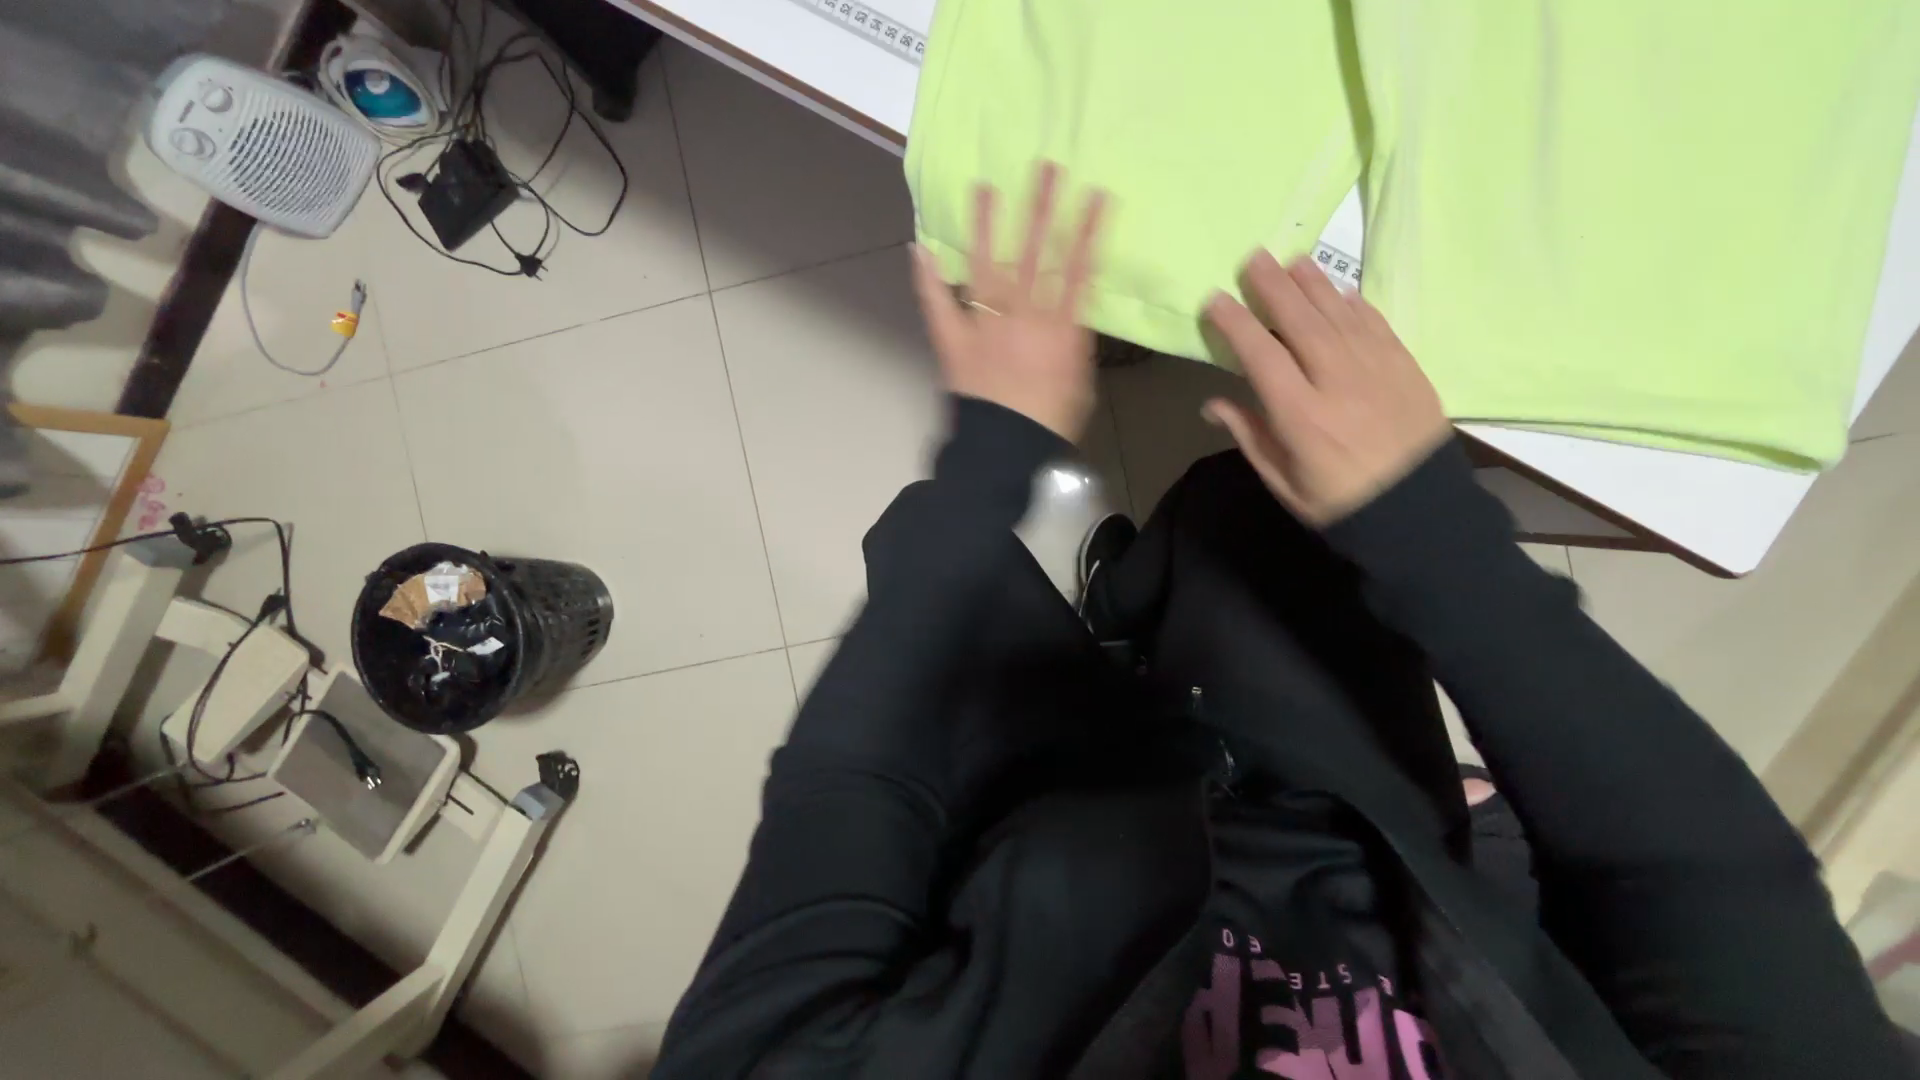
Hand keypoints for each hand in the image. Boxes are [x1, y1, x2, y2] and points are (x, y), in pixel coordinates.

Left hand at [911, 162, 1108, 440]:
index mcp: (1059, 326)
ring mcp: (984, 324)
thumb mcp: (1080, 380)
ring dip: (986, 225)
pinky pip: (937, 304)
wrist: (1006, 449)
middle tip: (1045, 167)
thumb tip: (1073, 311)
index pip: (1077, 268)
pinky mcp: (952, 339)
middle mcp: (1022, 315)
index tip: (1094, 193)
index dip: (1086, 229)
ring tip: (984, 187)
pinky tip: (919, 246)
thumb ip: (1075, 340)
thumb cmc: (1051, 421)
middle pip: (1033, 254)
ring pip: (986, 266)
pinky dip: (927, 277)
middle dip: (1041, 208)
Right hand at [1203, 251, 1451, 526]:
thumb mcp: (1282, 480)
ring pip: (1339, 314)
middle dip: (1274, 286)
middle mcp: (1337, 382)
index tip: (1216, 299)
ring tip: (1293, 260)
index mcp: (1300, 415)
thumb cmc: (1337, 501)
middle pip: (1301, 322)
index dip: (1236, 323)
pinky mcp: (1405, 367)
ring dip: (1315, 284)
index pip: (1261, 355)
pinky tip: (1340, 290)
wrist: (1416, 509)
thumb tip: (1214, 403)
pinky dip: (1355, 304)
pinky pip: (1376, 325)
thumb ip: (1249, 436)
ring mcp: (1376, 370)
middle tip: (1254, 257)